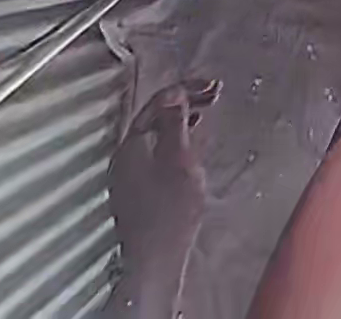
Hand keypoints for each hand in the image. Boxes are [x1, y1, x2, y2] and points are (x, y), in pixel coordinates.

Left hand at [110, 79, 217, 287]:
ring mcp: (131, 172)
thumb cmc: (172, 206)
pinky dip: (177, 133)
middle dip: (184, 100)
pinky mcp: (140, 185)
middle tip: (214, 91)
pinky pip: (158, 145)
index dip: (184, 88)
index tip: (212, 84)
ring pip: (157, 130)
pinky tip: (192, 137)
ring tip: (207, 108)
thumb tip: (174, 93)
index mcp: (132, 146)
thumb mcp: (179, 157)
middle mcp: (126, 156)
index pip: (156, 103)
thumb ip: (174, 123)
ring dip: (182, 115)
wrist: (158, 257)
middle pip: (155, 115)